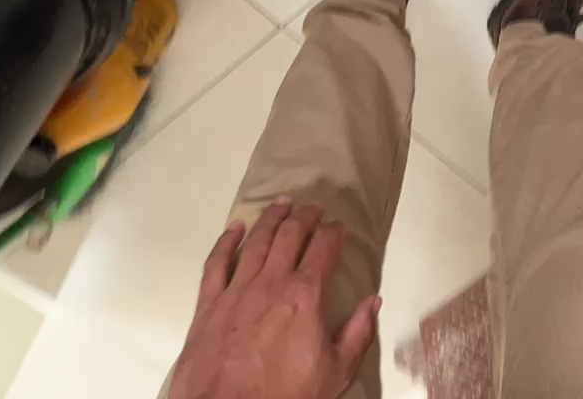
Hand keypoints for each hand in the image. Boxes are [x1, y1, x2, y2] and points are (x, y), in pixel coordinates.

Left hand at [167, 199, 379, 398]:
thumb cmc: (285, 397)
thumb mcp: (335, 374)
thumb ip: (358, 334)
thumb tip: (373, 302)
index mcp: (305, 295)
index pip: (324, 247)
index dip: (334, 232)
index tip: (338, 228)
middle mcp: (272, 282)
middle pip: (291, 234)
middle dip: (305, 216)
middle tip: (313, 209)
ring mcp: (237, 291)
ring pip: (257, 240)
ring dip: (272, 217)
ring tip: (282, 204)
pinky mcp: (208, 306)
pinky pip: (216, 263)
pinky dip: (226, 241)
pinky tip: (236, 227)